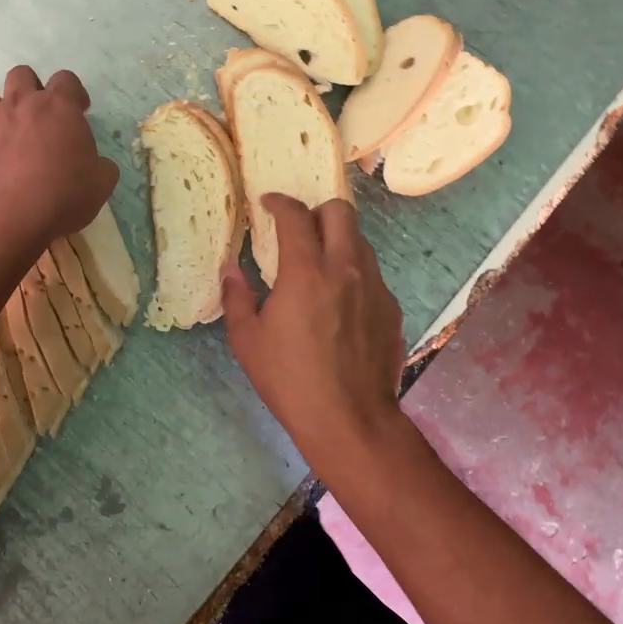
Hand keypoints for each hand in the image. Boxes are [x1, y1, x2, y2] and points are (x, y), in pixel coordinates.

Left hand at [0, 66, 118, 248]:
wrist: (6, 219)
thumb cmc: (61, 196)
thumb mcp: (100, 184)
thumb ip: (101, 167)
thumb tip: (98, 166)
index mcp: (58, 107)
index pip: (66, 79)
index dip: (74, 93)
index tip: (79, 111)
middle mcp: (21, 106)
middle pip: (21, 75)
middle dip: (31, 88)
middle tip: (41, 116)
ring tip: (8, 133)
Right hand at [222, 194, 406, 467]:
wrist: (351, 420)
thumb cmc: (290, 380)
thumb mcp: (247, 341)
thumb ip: (236, 298)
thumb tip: (230, 270)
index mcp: (306, 271)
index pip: (295, 215)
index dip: (279, 202)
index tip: (268, 204)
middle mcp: (346, 269)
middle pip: (340, 212)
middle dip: (317, 211)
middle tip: (299, 229)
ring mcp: (375, 288)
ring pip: (361, 241)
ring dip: (338, 240)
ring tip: (319, 264)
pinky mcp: (392, 309)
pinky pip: (372, 275)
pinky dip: (354, 274)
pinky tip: (339, 303)